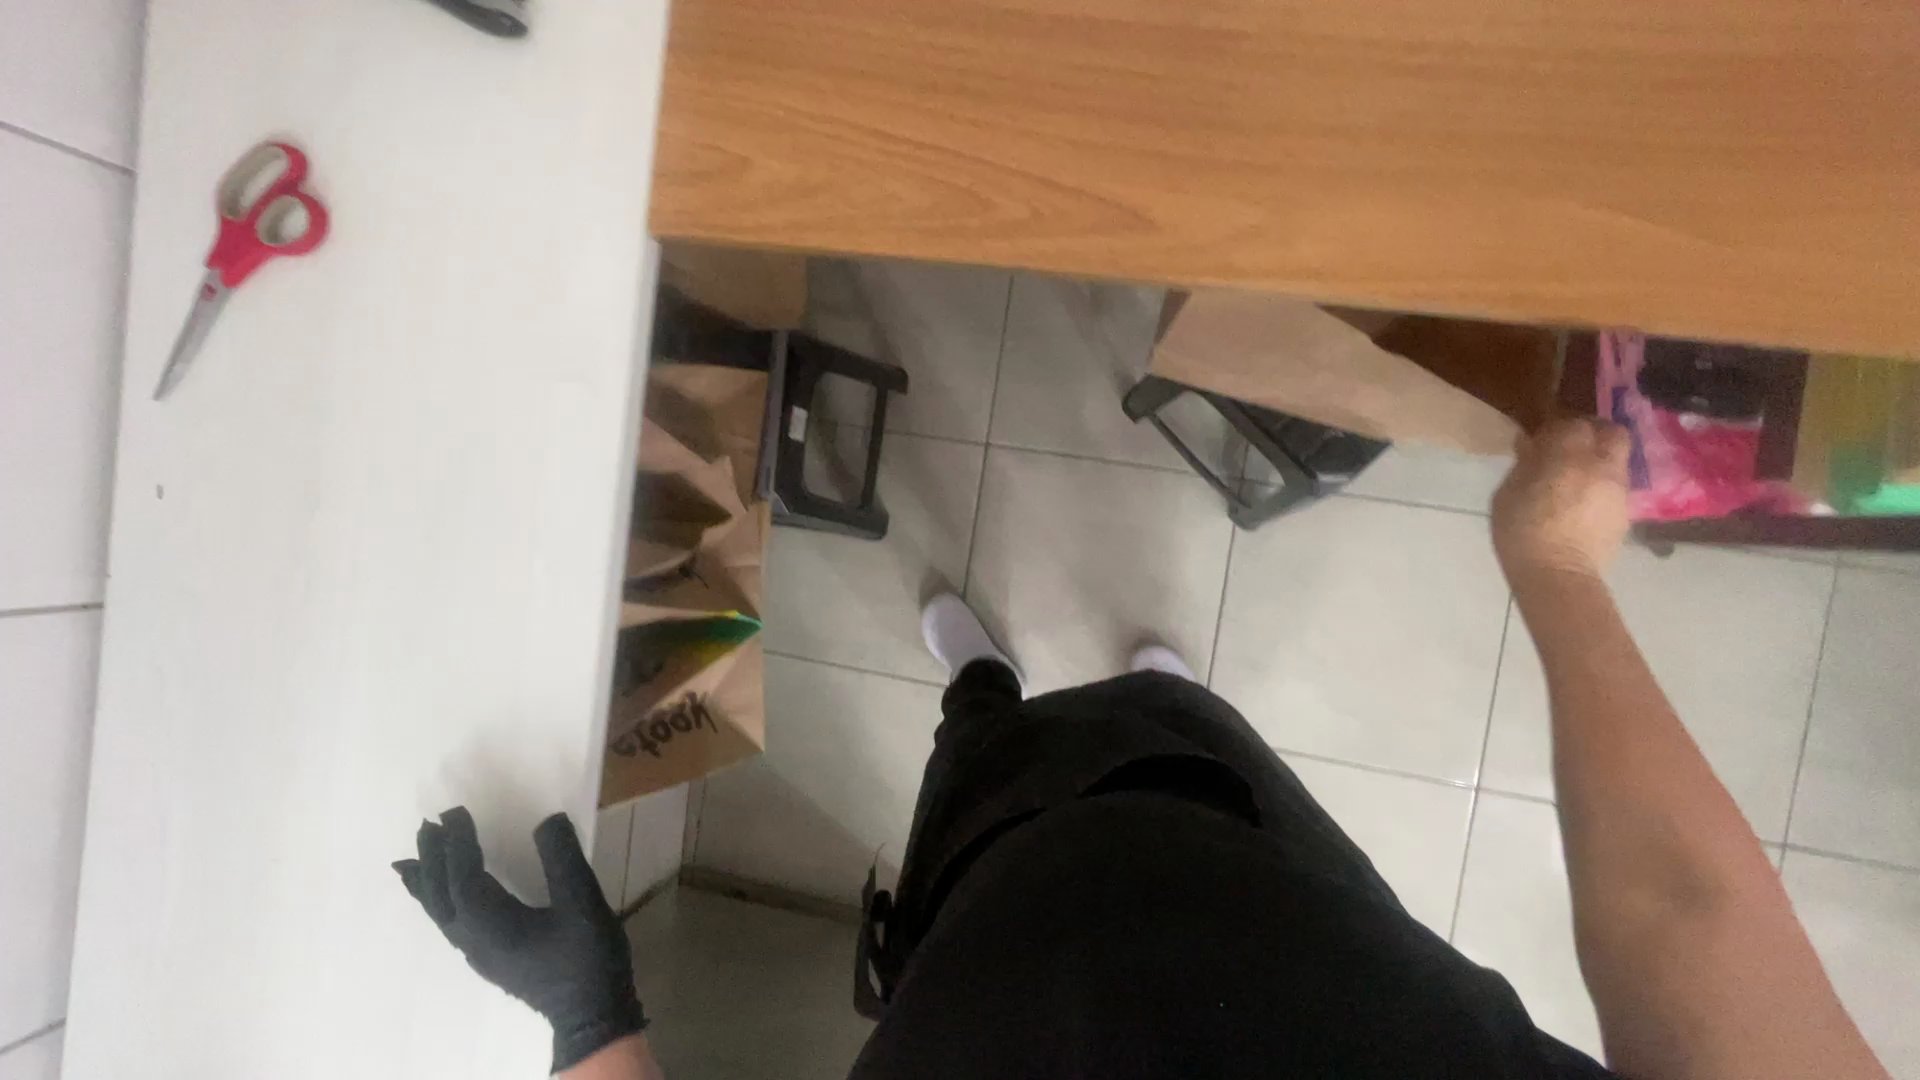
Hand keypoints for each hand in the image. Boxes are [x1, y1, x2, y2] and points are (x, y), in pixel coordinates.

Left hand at [394, 807, 646, 1073]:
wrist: (590, 1013)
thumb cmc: (587, 956)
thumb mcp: (583, 903)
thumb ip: (563, 860)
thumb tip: (546, 820)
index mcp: (493, 925)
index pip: (464, 878)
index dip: (458, 844)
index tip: (455, 812)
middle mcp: (474, 941)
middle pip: (442, 897)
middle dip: (434, 860)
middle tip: (426, 826)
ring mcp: (478, 954)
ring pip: (441, 913)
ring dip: (428, 882)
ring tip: (410, 860)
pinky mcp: (489, 959)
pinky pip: (450, 923)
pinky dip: (438, 902)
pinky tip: (444, 897)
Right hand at [1492, 418, 1631, 582]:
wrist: (1557, 574)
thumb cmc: (1520, 532)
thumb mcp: (1507, 495)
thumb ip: (1523, 465)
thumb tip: (1530, 445)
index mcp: (1569, 459)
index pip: (1573, 424)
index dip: (1557, 427)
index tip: (1540, 438)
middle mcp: (1602, 467)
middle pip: (1613, 432)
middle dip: (1594, 432)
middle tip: (1571, 444)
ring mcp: (1620, 489)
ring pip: (1618, 458)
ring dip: (1599, 459)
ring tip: (1575, 476)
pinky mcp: (1625, 510)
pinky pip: (1616, 484)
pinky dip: (1602, 483)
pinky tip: (1582, 501)